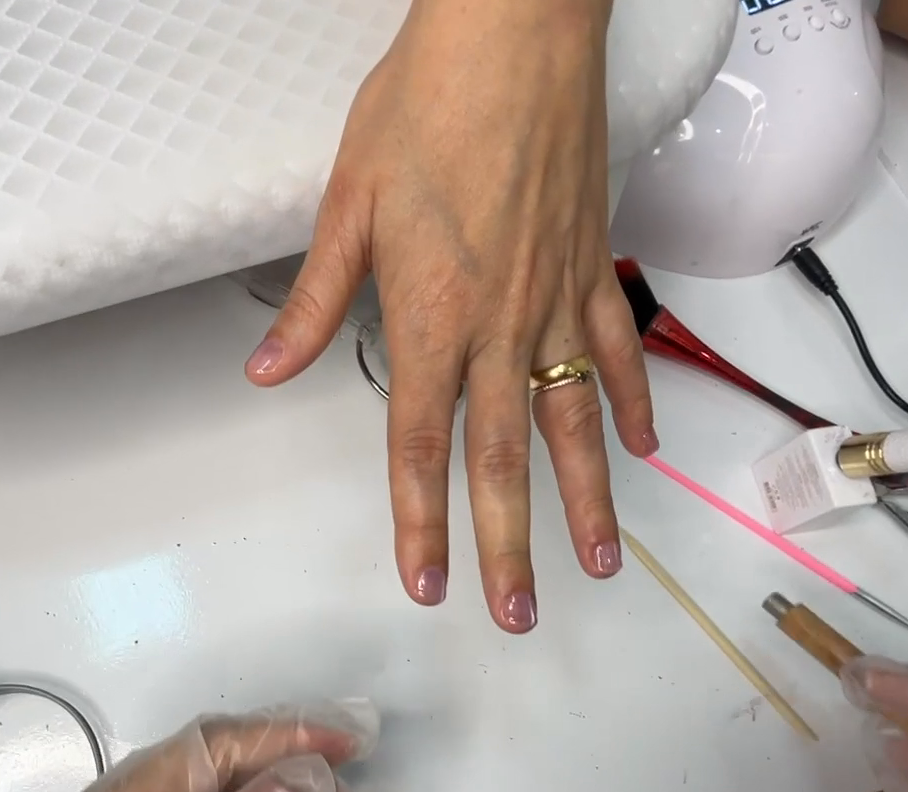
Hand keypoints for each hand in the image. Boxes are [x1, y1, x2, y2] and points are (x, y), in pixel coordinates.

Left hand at [246, 0, 653, 634]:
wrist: (513, 28)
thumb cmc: (423, 108)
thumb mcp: (346, 205)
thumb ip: (312, 304)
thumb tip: (266, 373)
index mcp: (429, 317)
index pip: (420, 446)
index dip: (420, 522)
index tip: (427, 584)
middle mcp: (497, 326)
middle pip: (500, 459)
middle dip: (505, 546)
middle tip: (516, 616)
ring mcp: (556, 301)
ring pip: (573, 421)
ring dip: (585, 501)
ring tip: (595, 565)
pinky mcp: (595, 266)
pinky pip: (619, 348)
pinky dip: (631, 401)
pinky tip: (641, 451)